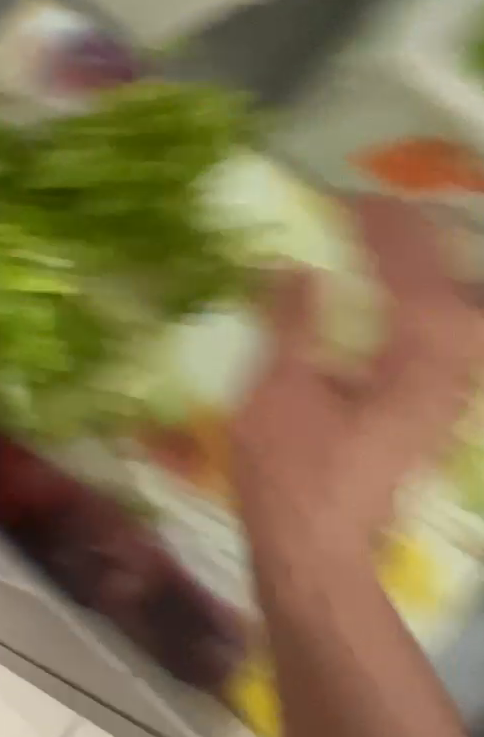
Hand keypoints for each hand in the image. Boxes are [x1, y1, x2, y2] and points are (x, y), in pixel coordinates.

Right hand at [234, 197, 483, 554]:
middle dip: (422, 244)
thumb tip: (290, 266)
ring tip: (385, 249)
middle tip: (371, 214)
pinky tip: (388, 306)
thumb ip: (290, 325)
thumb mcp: (277, 391)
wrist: (317, 539)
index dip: (385, 232)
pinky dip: (423, 307)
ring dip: (427, 274)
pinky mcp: (429, 408)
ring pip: (459, 318)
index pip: (416, 277)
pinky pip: (444, 339)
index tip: (347, 197)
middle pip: (459, 292)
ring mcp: (447, 393)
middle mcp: (451, 372)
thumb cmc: (290, 467)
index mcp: (417, 363)